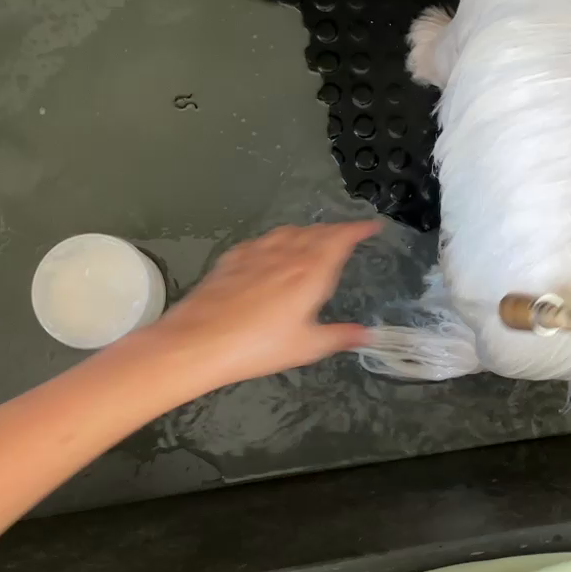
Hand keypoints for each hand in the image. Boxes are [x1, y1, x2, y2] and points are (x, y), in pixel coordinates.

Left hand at [134, 221, 377, 391]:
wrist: (199, 340)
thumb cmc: (258, 345)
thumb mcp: (306, 346)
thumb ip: (339, 336)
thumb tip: (365, 335)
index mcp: (310, 270)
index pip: (340, 238)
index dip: (358, 229)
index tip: (371, 225)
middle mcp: (286, 254)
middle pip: (316, 232)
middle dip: (335, 231)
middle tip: (347, 235)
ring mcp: (256, 253)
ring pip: (288, 233)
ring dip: (306, 233)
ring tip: (314, 240)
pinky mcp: (232, 259)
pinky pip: (262, 242)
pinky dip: (277, 242)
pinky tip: (272, 252)